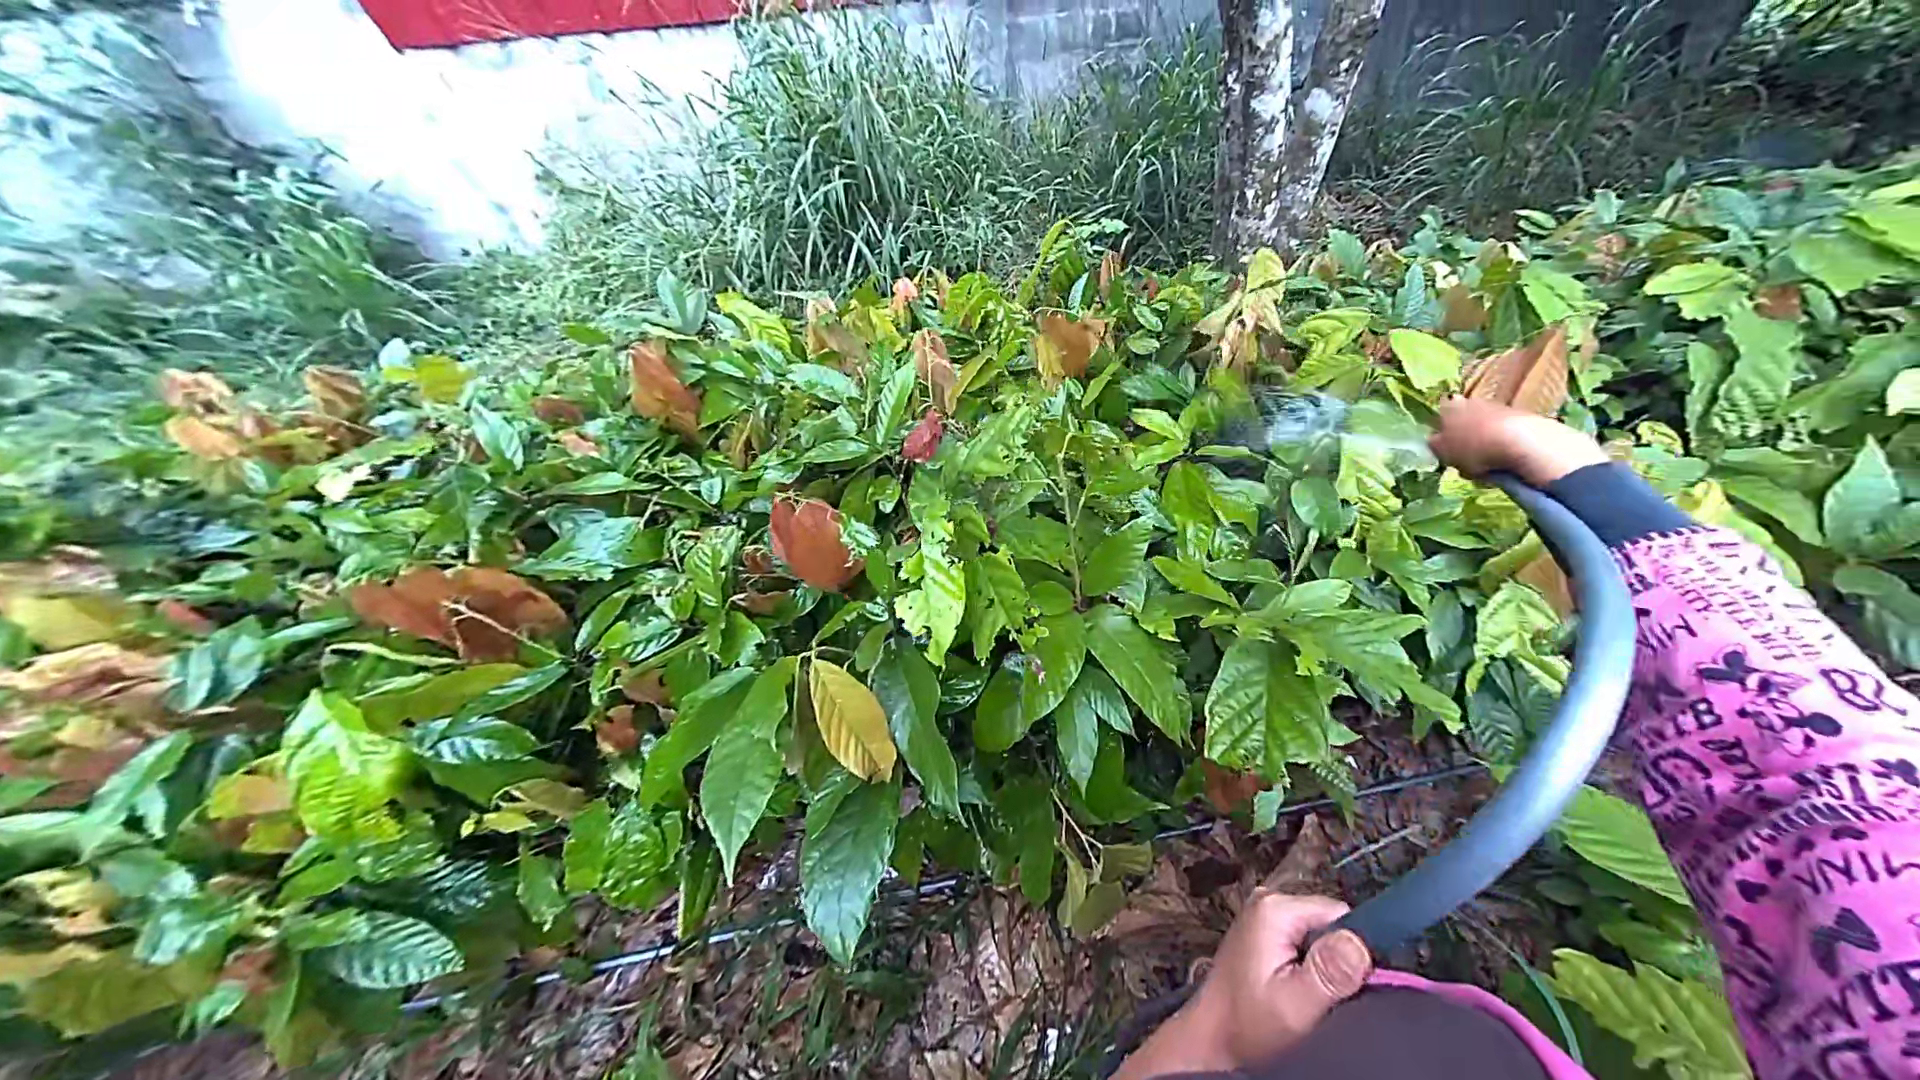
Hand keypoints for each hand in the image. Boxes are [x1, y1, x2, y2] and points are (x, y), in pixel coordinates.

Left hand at [1112, 892, 1373, 1077]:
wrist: (1214, 1034)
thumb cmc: (1247, 1022)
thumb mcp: (1295, 1003)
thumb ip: (1328, 971)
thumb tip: (1358, 942)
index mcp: (1274, 909)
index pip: (1341, 914)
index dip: (1354, 951)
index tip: (1347, 983)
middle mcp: (1267, 902)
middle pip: (1330, 923)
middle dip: (1337, 960)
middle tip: (1323, 994)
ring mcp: (1265, 916)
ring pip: (1320, 935)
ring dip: (1323, 966)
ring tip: (1307, 993)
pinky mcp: (1266, 932)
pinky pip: (1305, 943)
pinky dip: (1309, 967)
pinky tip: (1297, 988)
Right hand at [1428, 398, 1608, 487]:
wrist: (1524, 443)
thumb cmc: (1473, 447)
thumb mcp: (1441, 451)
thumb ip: (1434, 444)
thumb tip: (1434, 440)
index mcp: (1450, 406)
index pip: (1439, 417)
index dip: (1440, 433)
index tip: (1443, 450)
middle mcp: (1474, 401)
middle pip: (1463, 421)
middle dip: (1463, 438)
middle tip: (1463, 461)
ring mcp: (1501, 408)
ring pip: (1484, 429)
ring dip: (1483, 445)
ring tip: (1485, 468)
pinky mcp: (1524, 419)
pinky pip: (1505, 436)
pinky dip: (1502, 448)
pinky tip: (1504, 464)